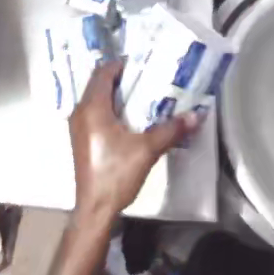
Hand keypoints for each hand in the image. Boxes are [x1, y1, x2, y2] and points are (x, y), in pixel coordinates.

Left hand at [71, 60, 197, 220]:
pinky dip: (108, 107)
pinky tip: (128, 117)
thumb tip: (196, 115)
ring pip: (95, 98)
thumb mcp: (147, 150)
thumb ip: (171, 130)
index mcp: (92, 108)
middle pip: (98, 83)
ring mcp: (77, 126)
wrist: (94, 210)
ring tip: (140, 94)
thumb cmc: (116, 174)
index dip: (121, 65)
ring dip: (114, 93)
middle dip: (120, 78)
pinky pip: (93, 112)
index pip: (103, 73)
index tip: (142, 64)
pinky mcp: (80, 139)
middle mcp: (80, 112)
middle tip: (145, 77)